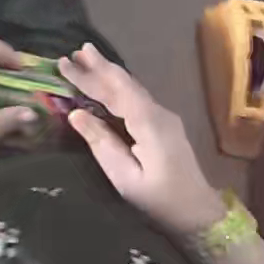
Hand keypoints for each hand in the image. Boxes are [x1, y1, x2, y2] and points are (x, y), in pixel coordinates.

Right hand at [58, 44, 227, 236]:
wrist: (198, 212)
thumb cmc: (159, 200)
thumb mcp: (124, 177)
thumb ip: (101, 143)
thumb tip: (76, 114)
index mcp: (148, 123)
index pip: (113, 91)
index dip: (88, 76)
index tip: (64, 63)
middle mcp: (158, 112)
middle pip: (124, 83)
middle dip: (99, 67)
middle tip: (74, 51)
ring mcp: (163, 116)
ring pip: (131, 88)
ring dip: (108, 73)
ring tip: (86, 58)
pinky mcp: (163, 124)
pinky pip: (136, 98)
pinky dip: (117, 86)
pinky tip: (107, 82)